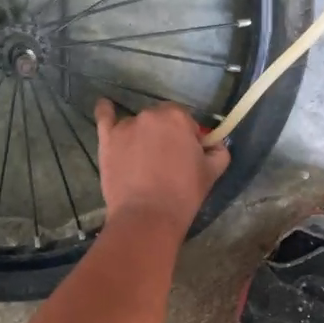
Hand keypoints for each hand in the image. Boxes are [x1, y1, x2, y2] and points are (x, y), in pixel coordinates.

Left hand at [94, 99, 228, 227]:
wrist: (148, 216)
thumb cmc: (183, 193)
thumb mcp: (212, 172)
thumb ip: (219, 151)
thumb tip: (215, 145)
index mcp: (177, 117)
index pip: (184, 119)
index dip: (187, 137)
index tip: (186, 155)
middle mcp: (150, 115)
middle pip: (159, 120)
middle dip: (164, 135)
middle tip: (166, 161)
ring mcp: (125, 127)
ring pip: (136, 125)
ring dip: (141, 135)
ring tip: (142, 161)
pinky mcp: (107, 141)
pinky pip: (104, 118)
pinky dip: (105, 111)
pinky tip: (105, 106)